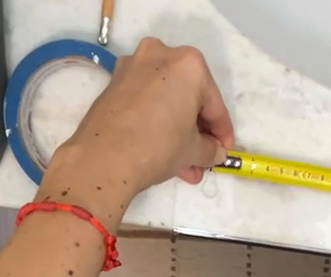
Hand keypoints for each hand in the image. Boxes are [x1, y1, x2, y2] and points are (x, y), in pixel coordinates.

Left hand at [49, 39, 235, 202]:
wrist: (105, 158)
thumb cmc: (158, 146)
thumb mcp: (193, 151)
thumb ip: (210, 149)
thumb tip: (216, 152)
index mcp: (189, 65)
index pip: (214, 104)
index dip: (223, 133)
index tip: (225, 151)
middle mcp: (161, 54)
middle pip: (189, 98)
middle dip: (198, 134)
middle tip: (203, 161)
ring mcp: (134, 66)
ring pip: (167, 102)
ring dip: (179, 133)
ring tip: (185, 167)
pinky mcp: (116, 83)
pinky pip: (147, 103)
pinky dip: (158, 124)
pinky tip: (164, 152)